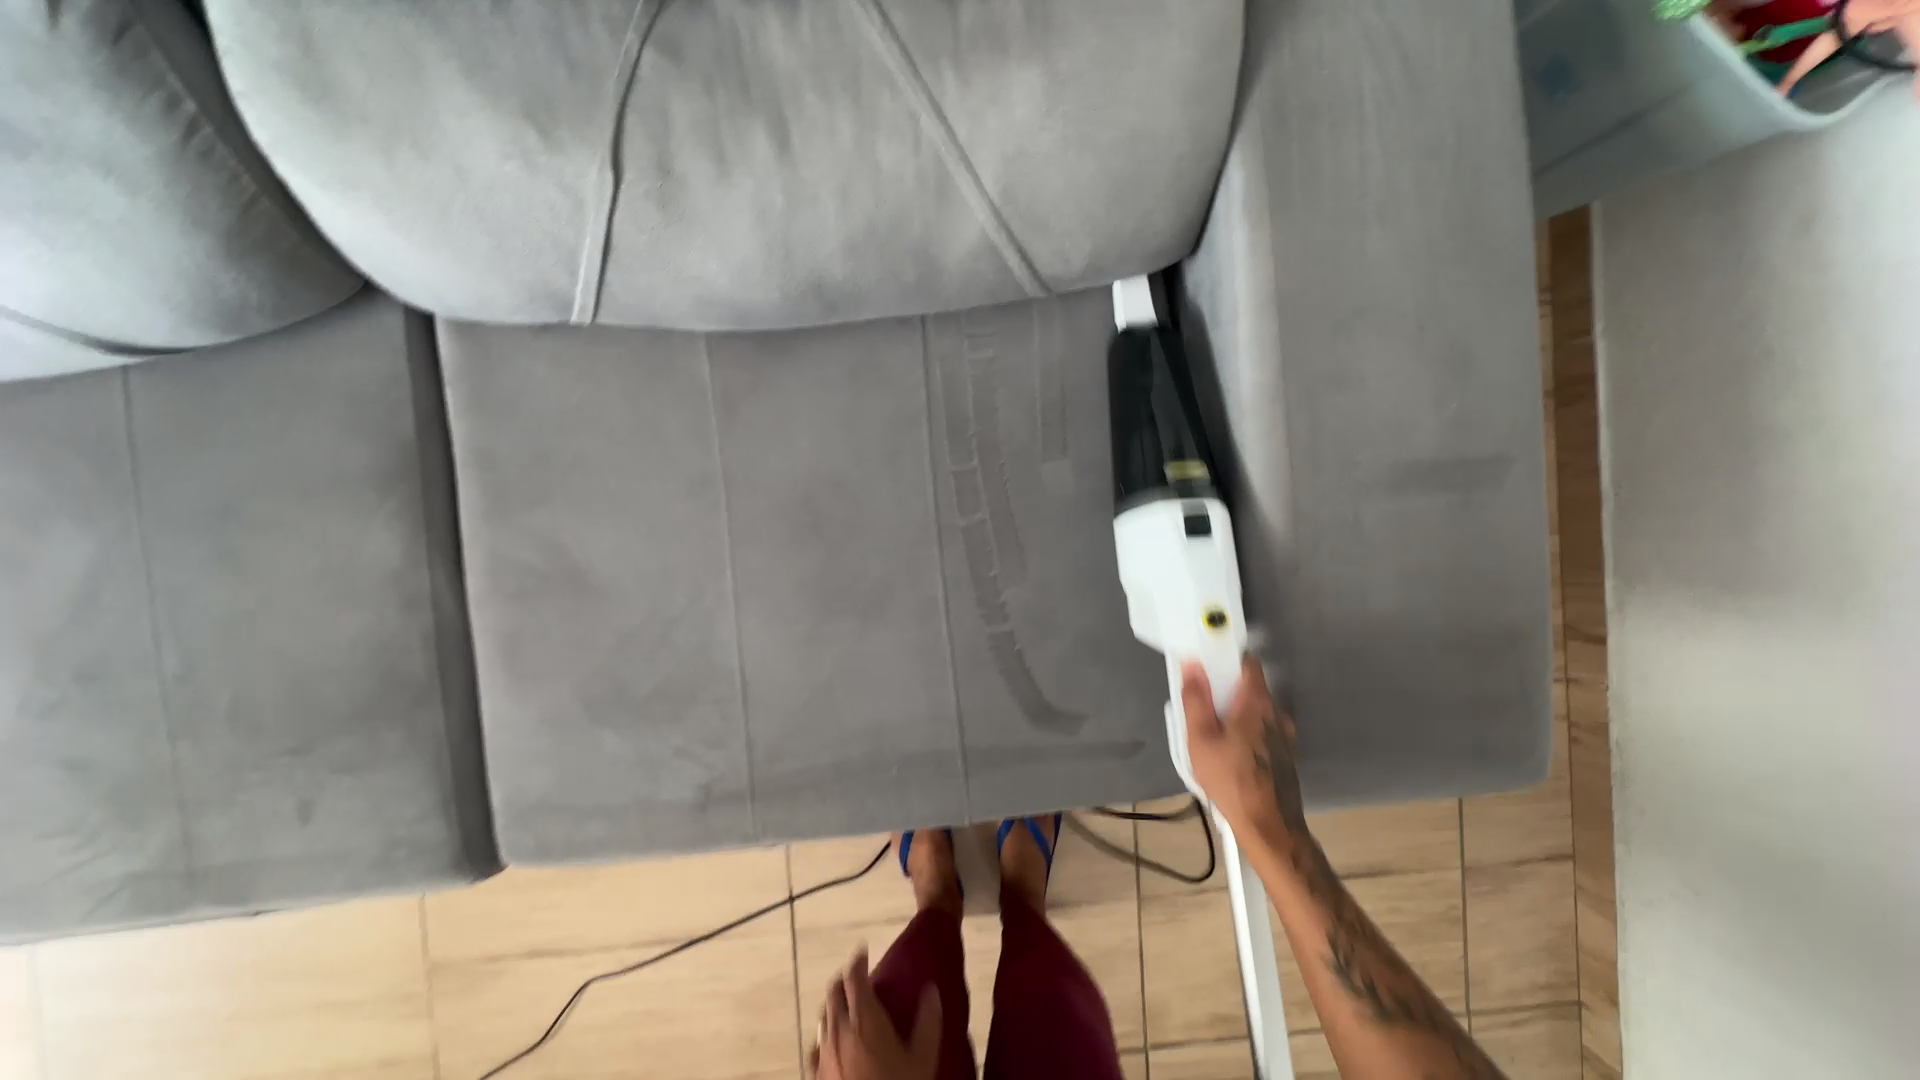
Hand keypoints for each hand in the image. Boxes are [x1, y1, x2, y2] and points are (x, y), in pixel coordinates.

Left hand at [809, 948, 941, 1079]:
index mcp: (865, 1020)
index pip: (854, 977)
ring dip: (833, 1004)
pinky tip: (830, 1040)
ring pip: (822, 1017)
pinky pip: (815, 1045)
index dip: (858, 960)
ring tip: (845, 1004)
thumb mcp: (924, 1057)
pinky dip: (823, 1033)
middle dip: (843, 979)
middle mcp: (838, 1031)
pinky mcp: (816, 1075)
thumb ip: (929, 1020)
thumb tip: (931, 989)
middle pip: (833, 992)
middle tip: (856, 976)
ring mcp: (824, 1054)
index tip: (864, 951)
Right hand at [1181, 655, 1304, 843]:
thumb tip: (1192, 665)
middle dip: (1225, 693)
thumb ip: (1195, 699)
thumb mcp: (1200, 738)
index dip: (1226, 660)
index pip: (1247, 662)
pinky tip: (1230, 758)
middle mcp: (1277, 713)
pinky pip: (1262, 732)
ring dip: (1236, 717)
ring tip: (1213, 740)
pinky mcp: (1286, 755)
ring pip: (1256, 713)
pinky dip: (1246, 735)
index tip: (1206, 669)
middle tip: (1202, 712)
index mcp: (1257, 702)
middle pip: (1250, 689)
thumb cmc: (1230, 778)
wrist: (1267, 825)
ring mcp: (1285, 735)